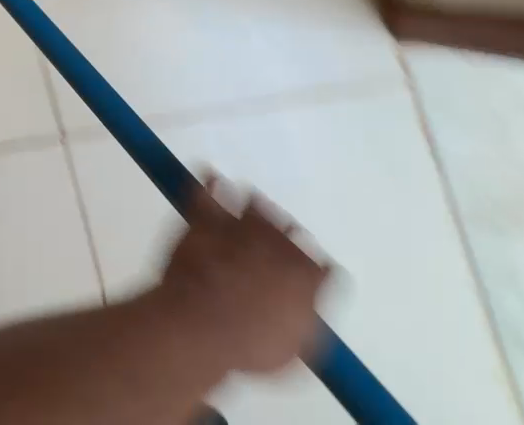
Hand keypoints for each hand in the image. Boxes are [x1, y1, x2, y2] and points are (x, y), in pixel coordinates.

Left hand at [157, 174, 331, 375]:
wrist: (200, 324)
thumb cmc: (248, 346)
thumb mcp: (293, 350)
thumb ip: (305, 323)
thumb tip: (308, 312)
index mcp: (306, 281)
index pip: (322, 268)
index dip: (313, 269)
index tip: (306, 269)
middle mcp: (277, 248)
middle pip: (289, 231)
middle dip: (283, 231)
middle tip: (274, 231)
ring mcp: (240, 230)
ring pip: (254, 207)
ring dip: (253, 203)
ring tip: (248, 197)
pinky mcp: (205, 221)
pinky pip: (208, 193)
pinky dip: (209, 182)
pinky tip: (209, 173)